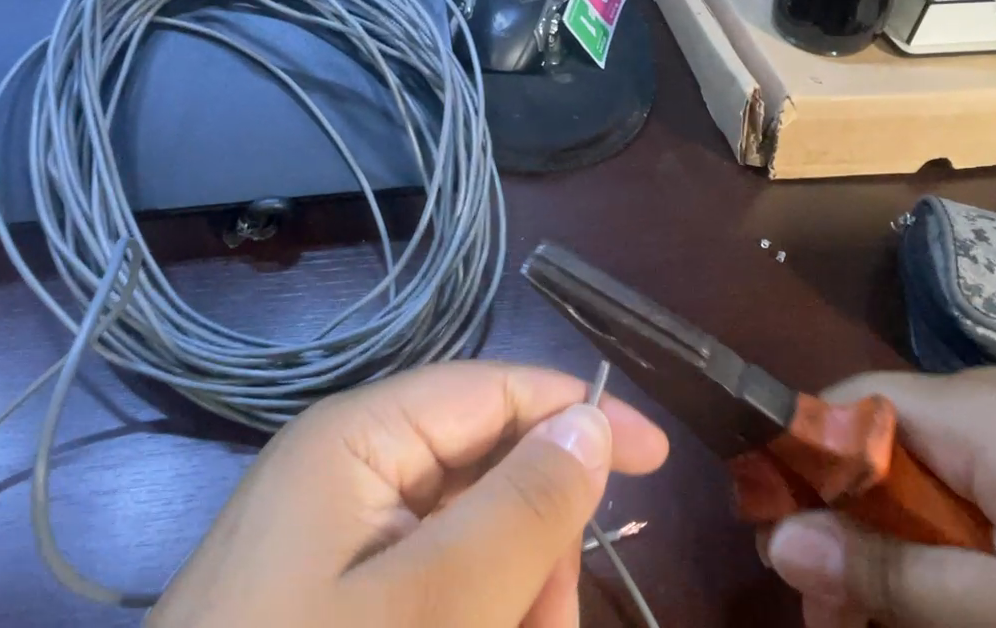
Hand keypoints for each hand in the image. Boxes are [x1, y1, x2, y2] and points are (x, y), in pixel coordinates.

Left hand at [147, 360, 668, 627]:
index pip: (493, 390)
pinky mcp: (339, 583)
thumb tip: (591, 419)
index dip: (578, 412)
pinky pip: (434, 578)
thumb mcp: (433, 605)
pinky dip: (472, 611)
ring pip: (469, 532)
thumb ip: (520, 507)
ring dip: (510, 592)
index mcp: (359, 436)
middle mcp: (350, 464)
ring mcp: (341, 528)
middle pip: (486, 466)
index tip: (657, 457)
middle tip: (547, 622)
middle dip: (536, 541)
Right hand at [763, 367, 995, 626]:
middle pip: (889, 439)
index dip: (803, 472)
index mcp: (986, 415)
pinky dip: (973, 534)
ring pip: (943, 465)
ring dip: (913, 539)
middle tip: (847, 620)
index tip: (790, 558)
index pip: (847, 408)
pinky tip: (995, 597)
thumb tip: (778, 539)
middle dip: (857, 524)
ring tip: (917, 619)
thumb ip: (900, 577)